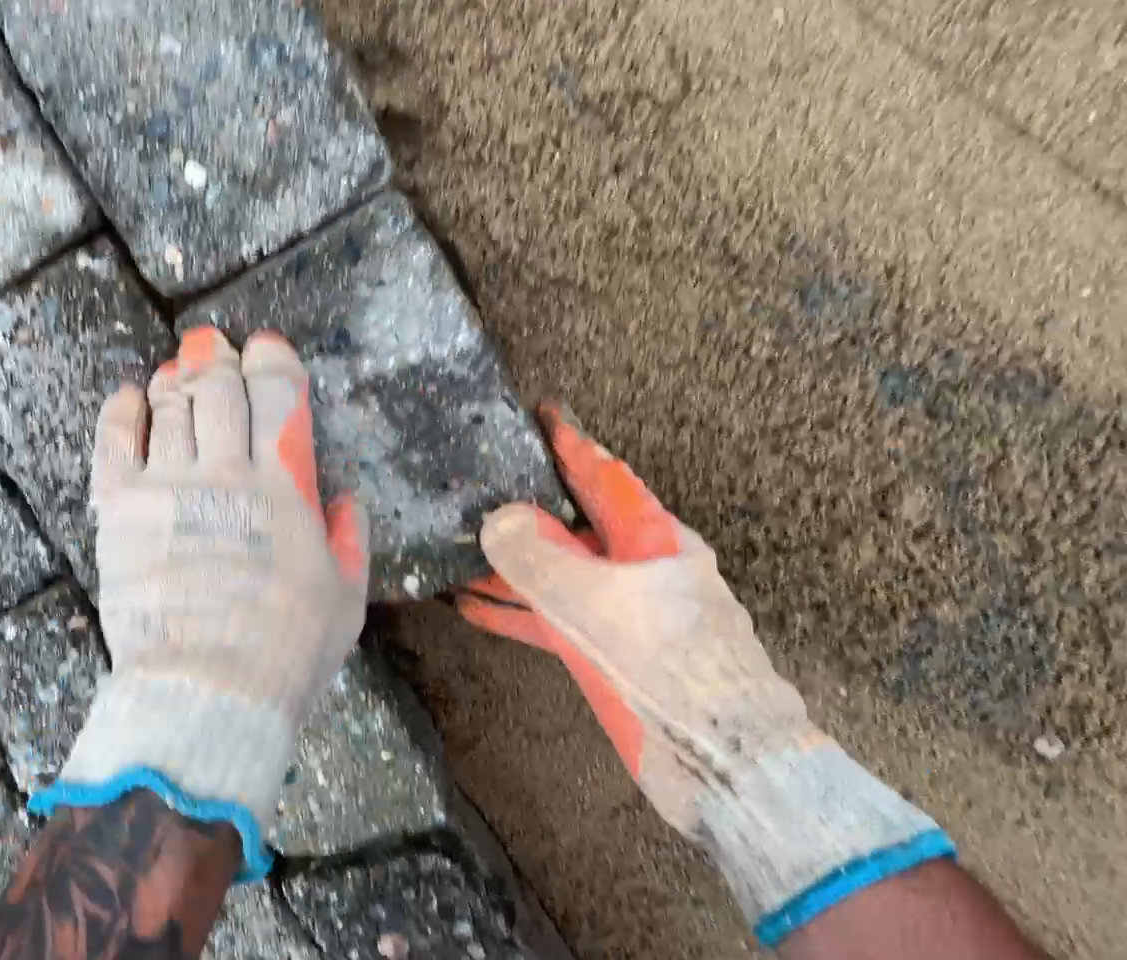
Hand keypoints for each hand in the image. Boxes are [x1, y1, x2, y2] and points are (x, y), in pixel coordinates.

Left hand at [34, 328, 368, 876]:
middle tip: (212, 344)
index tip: (265, 346)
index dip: (272, 361)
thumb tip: (343, 496)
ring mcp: (167, 486)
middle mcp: (224, 473)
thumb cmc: (285, 651)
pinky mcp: (120, 508)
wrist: (206, 691)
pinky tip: (128, 395)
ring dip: (174, 379)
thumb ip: (348, 539)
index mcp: (282, 487)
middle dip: (217, 357)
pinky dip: (121, 411)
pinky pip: (114, 443)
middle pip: (217, 389)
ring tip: (176, 370)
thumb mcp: (344, 599)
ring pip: (168, 407)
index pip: (278, 397)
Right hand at [457, 402, 819, 832]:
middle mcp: (638, 567)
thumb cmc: (666, 667)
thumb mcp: (591, 600)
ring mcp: (623, 610)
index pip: (603, 474)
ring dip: (507, 563)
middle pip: (572, 521)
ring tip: (455, 547)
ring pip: (555, 571)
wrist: (721, 763)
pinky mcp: (609, 649)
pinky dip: (513, 609)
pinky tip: (469, 606)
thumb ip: (537, 556)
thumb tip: (498, 519)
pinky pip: (550, 616)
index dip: (569, 442)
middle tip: (478, 481)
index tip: (541, 412)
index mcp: (652, 540)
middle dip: (524, 504)